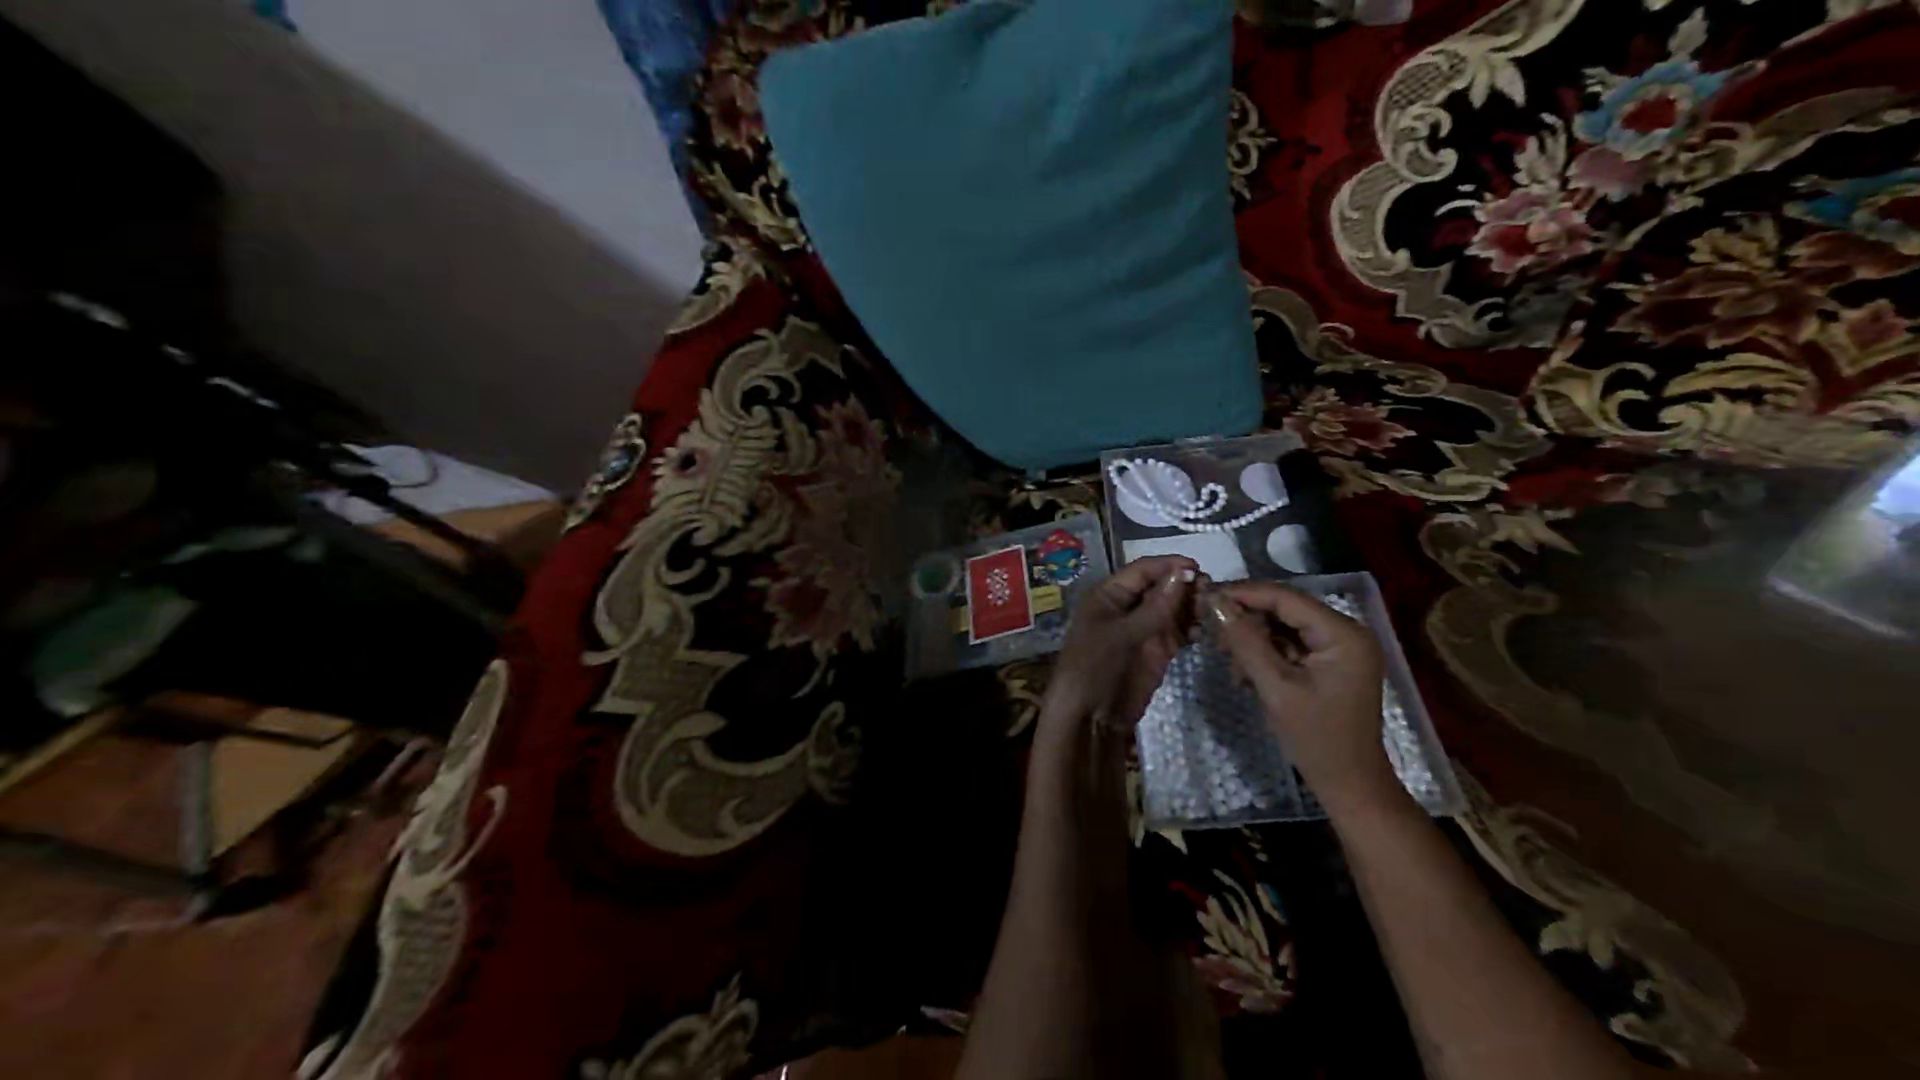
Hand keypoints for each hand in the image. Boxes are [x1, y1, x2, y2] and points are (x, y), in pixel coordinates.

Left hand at [1043, 555, 1198, 735]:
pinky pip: (1178, 632)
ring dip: (1191, 606)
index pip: (1142, 570)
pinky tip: (1203, 631)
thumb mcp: (1123, 634)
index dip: (1168, 566)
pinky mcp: (1156, 651)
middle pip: (1161, 587)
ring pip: (1172, 609)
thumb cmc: (1094, 667)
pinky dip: (1191, 629)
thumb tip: (1184, 574)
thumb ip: (1156, 607)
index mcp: (1109, 595)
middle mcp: (1127, 607)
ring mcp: (1143, 629)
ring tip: (1212, 608)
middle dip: (1185, 586)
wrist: (1089, 717)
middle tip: (1213, 590)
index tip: (1198, 568)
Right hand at [1203, 582, 1402, 812]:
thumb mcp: (1275, 688)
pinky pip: (1290, 644)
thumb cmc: (1316, 738)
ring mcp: (1339, 647)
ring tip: (1233, 667)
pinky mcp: (1329, 662)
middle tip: (1214, 638)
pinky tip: (1247, 674)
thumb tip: (1216, 603)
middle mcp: (1346, 632)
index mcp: (1343, 634)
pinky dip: (1265, 654)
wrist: (1349, 783)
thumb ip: (1245, 642)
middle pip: (1284, 609)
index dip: (1244, 593)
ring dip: (1253, 640)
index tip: (1206, 598)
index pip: (1286, 598)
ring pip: (1283, 626)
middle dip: (1247, 620)